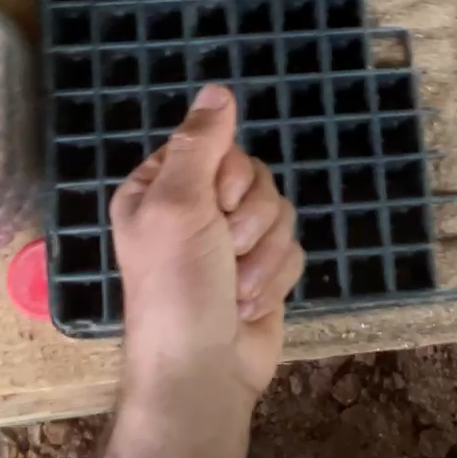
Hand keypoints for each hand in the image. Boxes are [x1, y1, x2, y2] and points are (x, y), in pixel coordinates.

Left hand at [110, 84, 303, 400]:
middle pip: (257, 179)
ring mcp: (233, 243)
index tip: (218, 204)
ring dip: (263, 257)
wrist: (205, 368)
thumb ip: (199, 144)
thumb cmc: (178, 286)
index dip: (229, 176)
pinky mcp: (264, 270)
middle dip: (250, 221)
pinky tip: (248, 304)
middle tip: (226, 249)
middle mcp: (198, 210)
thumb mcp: (177, 206)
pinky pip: (292, 250)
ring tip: (234, 286)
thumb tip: (218, 90)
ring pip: (281, 214)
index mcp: (164, 188)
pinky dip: (274, 279)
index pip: (217, 147)